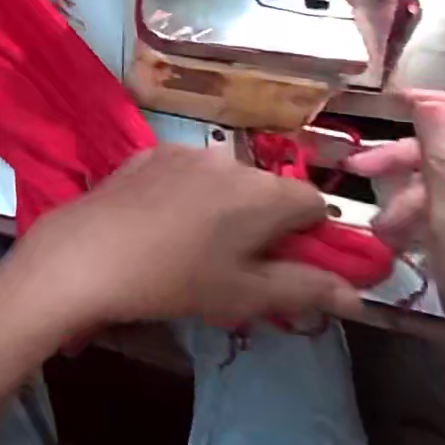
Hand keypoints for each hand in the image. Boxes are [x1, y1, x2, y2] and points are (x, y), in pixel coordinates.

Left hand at [1, 145, 355, 328]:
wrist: (90, 251)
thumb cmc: (176, 278)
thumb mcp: (246, 295)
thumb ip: (306, 289)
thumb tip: (355, 294)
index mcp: (263, 191)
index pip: (314, 203)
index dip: (311, 238)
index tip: (288, 266)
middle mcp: (230, 159)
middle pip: (269, 189)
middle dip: (268, 224)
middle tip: (239, 265)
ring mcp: (186, 150)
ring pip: (227, 179)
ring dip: (228, 207)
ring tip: (196, 246)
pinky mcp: (151, 151)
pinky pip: (188, 171)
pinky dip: (190, 193)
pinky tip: (164, 223)